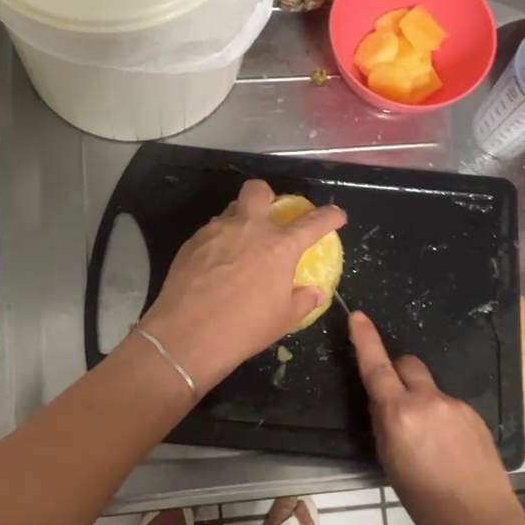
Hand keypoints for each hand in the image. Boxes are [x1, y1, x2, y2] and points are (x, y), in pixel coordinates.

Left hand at [137, 179, 344, 393]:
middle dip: (267, 196)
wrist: (187, 334)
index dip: (328, 216)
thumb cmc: (244, 328)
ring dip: (240, 220)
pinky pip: (210, 231)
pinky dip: (218, 241)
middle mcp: (249, 228)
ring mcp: (217, 231)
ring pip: (231, 210)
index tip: (336, 215)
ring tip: (239, 246)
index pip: (313, 222)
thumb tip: (315, 292)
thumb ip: (302, 301)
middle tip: (269, 217)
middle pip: (258, 190)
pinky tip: (215, 265)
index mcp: (279, 246)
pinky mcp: (192, 242)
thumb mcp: (283, 320)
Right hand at [349, 311, 524, 524]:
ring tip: (429, 444)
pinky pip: (450, 406)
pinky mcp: (475, 415)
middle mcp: (428, 400)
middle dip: (398, 373)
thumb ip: (384, 424)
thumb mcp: (389, 461)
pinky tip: (450, 450)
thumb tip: (384, 403)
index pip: (376, 367)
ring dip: (423, 403)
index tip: (358, 316)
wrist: (480, 520)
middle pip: (408, 364)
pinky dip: (443, 419)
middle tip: (396, 401)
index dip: (365, 340)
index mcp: (399, 414)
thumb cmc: (424, 501)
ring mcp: (456, 405)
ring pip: (430, 389)